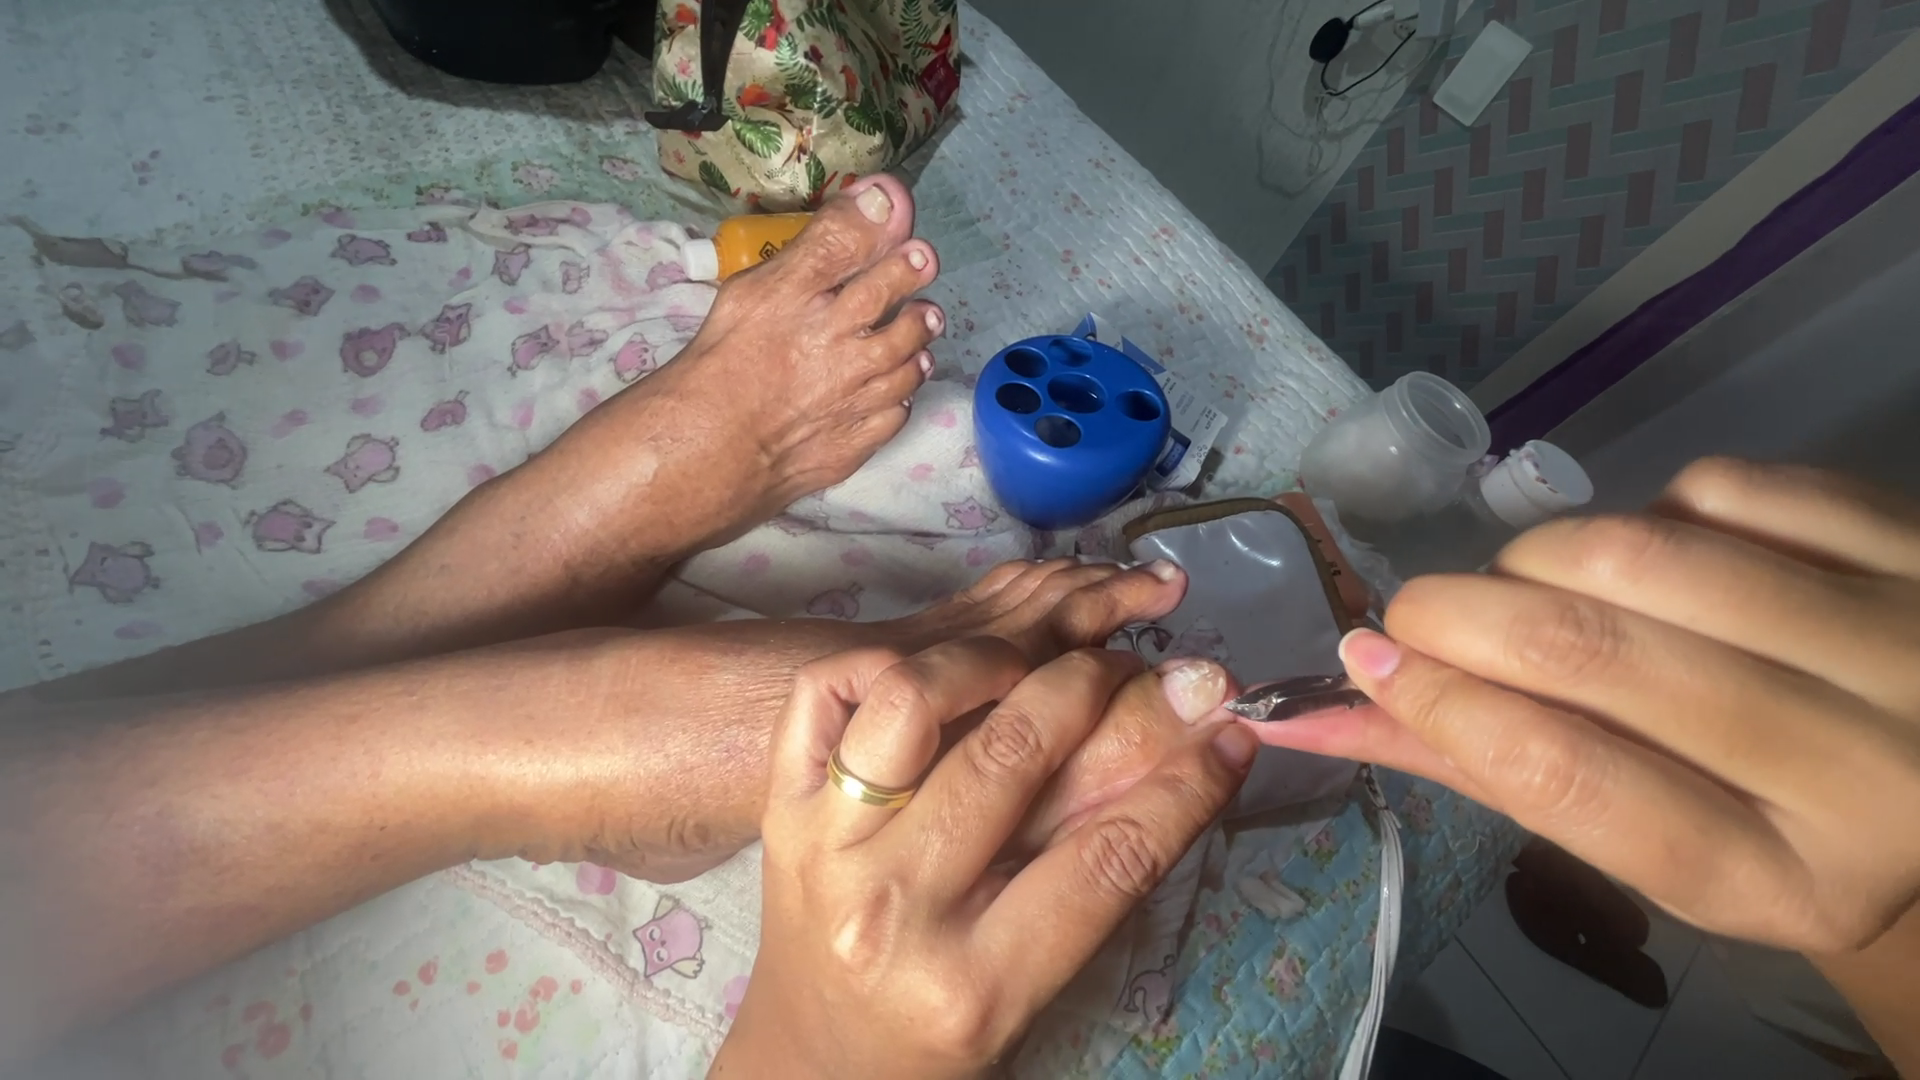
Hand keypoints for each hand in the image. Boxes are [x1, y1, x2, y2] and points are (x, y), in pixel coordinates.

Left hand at [712, 640, 1257, 1078]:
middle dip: (1098, 687)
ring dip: (993, 659)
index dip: (1186, 778)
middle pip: (1014, 755)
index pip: (1106, 856)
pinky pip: (824, 690)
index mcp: (975, 984)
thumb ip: (1102, 863)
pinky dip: (885, 659)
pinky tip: (936, 675)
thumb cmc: (941, 1031)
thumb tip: (1198, 746)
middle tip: (1137, 666)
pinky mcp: (779, 802)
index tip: (1229, 722)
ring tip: (1030, 664)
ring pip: (914, 699)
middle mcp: (889, 908)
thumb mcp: (1034, 975)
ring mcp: (820, 844)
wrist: (815, 1055)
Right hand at [1249, 458, 1919, 953]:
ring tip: (1529, 587)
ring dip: (1532, 558)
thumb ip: (1449, 760)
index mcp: (1771, 877)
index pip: (1559, 772)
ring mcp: (1911, 647)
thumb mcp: (1597, 823)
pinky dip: (1648, 509)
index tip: (1364, 659)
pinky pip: (1718, 486)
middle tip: (1416, 618)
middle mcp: (1875, 778)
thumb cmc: (1728, 816)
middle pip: (1580, 649)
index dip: (1436, 702)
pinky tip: (1660, 556)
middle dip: (1450, 615)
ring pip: (1631, 552)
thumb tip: (1290, 719)